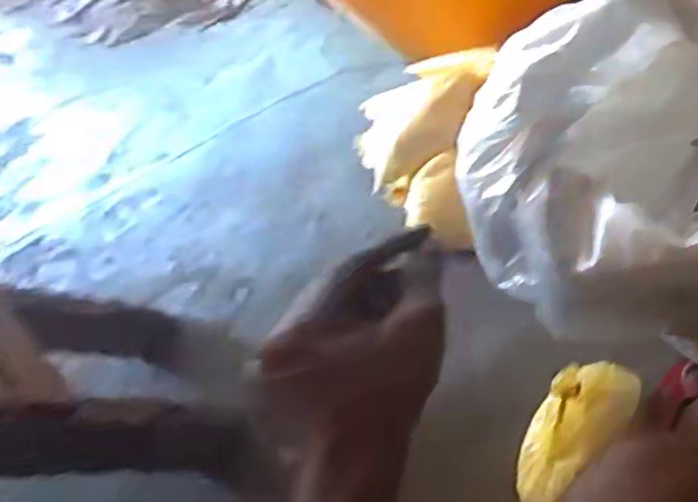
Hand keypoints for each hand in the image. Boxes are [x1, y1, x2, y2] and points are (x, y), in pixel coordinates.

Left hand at [259, 228, 445, 451]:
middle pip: (334, 291)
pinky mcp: (281, 388)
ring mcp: (271, 369)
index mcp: (299, 325)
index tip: (426, 233)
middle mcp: (273, 343)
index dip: (393, 245)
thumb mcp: (419, 322)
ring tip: (406, 303)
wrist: (356, 464)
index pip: (349, 267)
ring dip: (368, 302)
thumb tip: (426, 248)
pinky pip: (320, 339)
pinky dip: (354, 327)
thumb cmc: (388, 388)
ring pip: (327, 315)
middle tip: (419, 271)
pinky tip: (383, 332)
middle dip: (381, 277)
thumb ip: (423, 278)